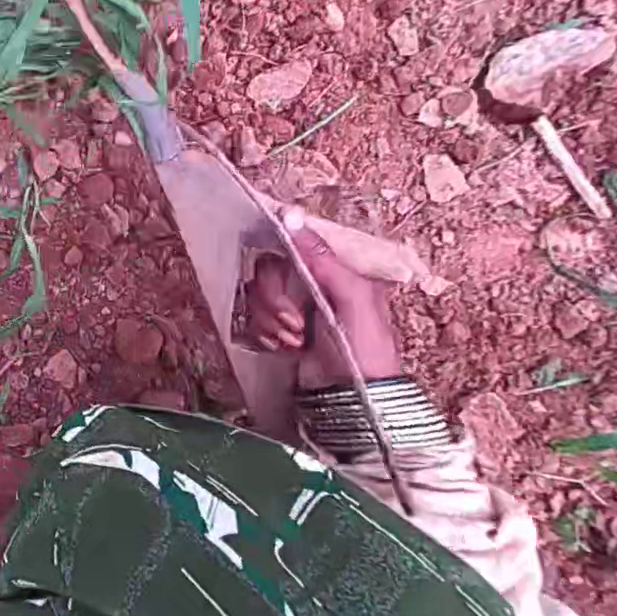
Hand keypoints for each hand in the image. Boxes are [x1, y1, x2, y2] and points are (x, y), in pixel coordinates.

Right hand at [240, 212, 402, 388]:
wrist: (352, 396)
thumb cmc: (364, 347)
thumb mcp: (354, 298)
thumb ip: (324, 259)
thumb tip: (292, 219)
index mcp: (333, 268)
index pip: (289, 245)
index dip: (280, 262)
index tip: (283, 283)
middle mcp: (309, 282)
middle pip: (265, 271)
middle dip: (274, 300)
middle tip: (295, 322)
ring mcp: (291, 305)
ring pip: (255, 296)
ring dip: (270, 320)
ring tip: (295, 339)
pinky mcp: (276, 327)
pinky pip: (252, 318)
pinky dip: (264, 334)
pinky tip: (285, 346)